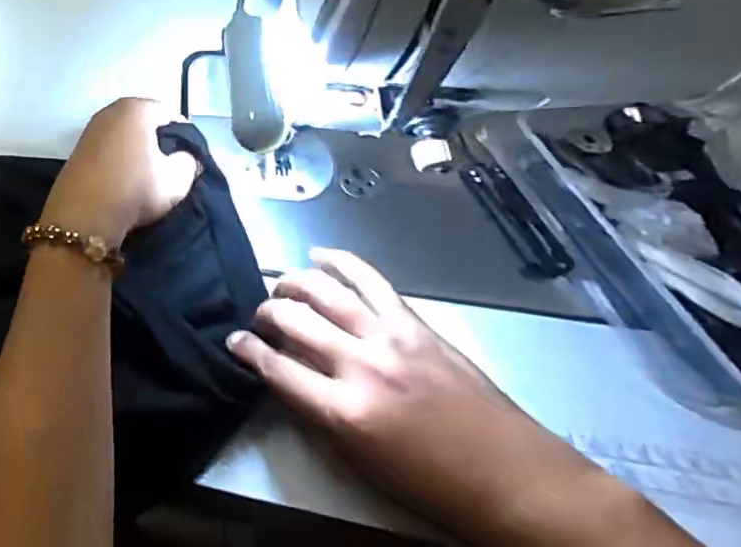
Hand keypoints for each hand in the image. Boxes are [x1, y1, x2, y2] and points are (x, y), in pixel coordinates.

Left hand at [40, 98, 197, 244]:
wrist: (81, 218)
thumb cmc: (133, 190)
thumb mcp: (176, 181)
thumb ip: (188, 162)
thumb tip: (183, 156)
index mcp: (137, 110)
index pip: (168, 114)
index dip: (180, 136)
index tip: (185, 159)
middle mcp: (112, 111)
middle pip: (144, 121)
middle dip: (157, 141)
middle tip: (166, 168)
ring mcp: (91, 128)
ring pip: (125, 135)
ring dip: (136, 150)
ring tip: (144, 177)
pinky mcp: (77, 148)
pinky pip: (107, 147)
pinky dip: (117, 158)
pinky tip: (121, 180)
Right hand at [227, 250, 679, 545]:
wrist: (508, 473)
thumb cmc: (432, 484)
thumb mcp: (364, 464)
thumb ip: (322, 416)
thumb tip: (291, 380)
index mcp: (345, 413)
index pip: (278, 370)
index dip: (248, 352)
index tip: (232, 341)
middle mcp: (361, 365)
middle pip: (296, 321)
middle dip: (267, 312)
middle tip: (259, 315)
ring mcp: (389, 335)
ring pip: (326, 291)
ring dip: (295, 282)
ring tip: (281, 283)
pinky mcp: (413, 321)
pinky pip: (370, 279)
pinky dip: (342, 261)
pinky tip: (322, 255)